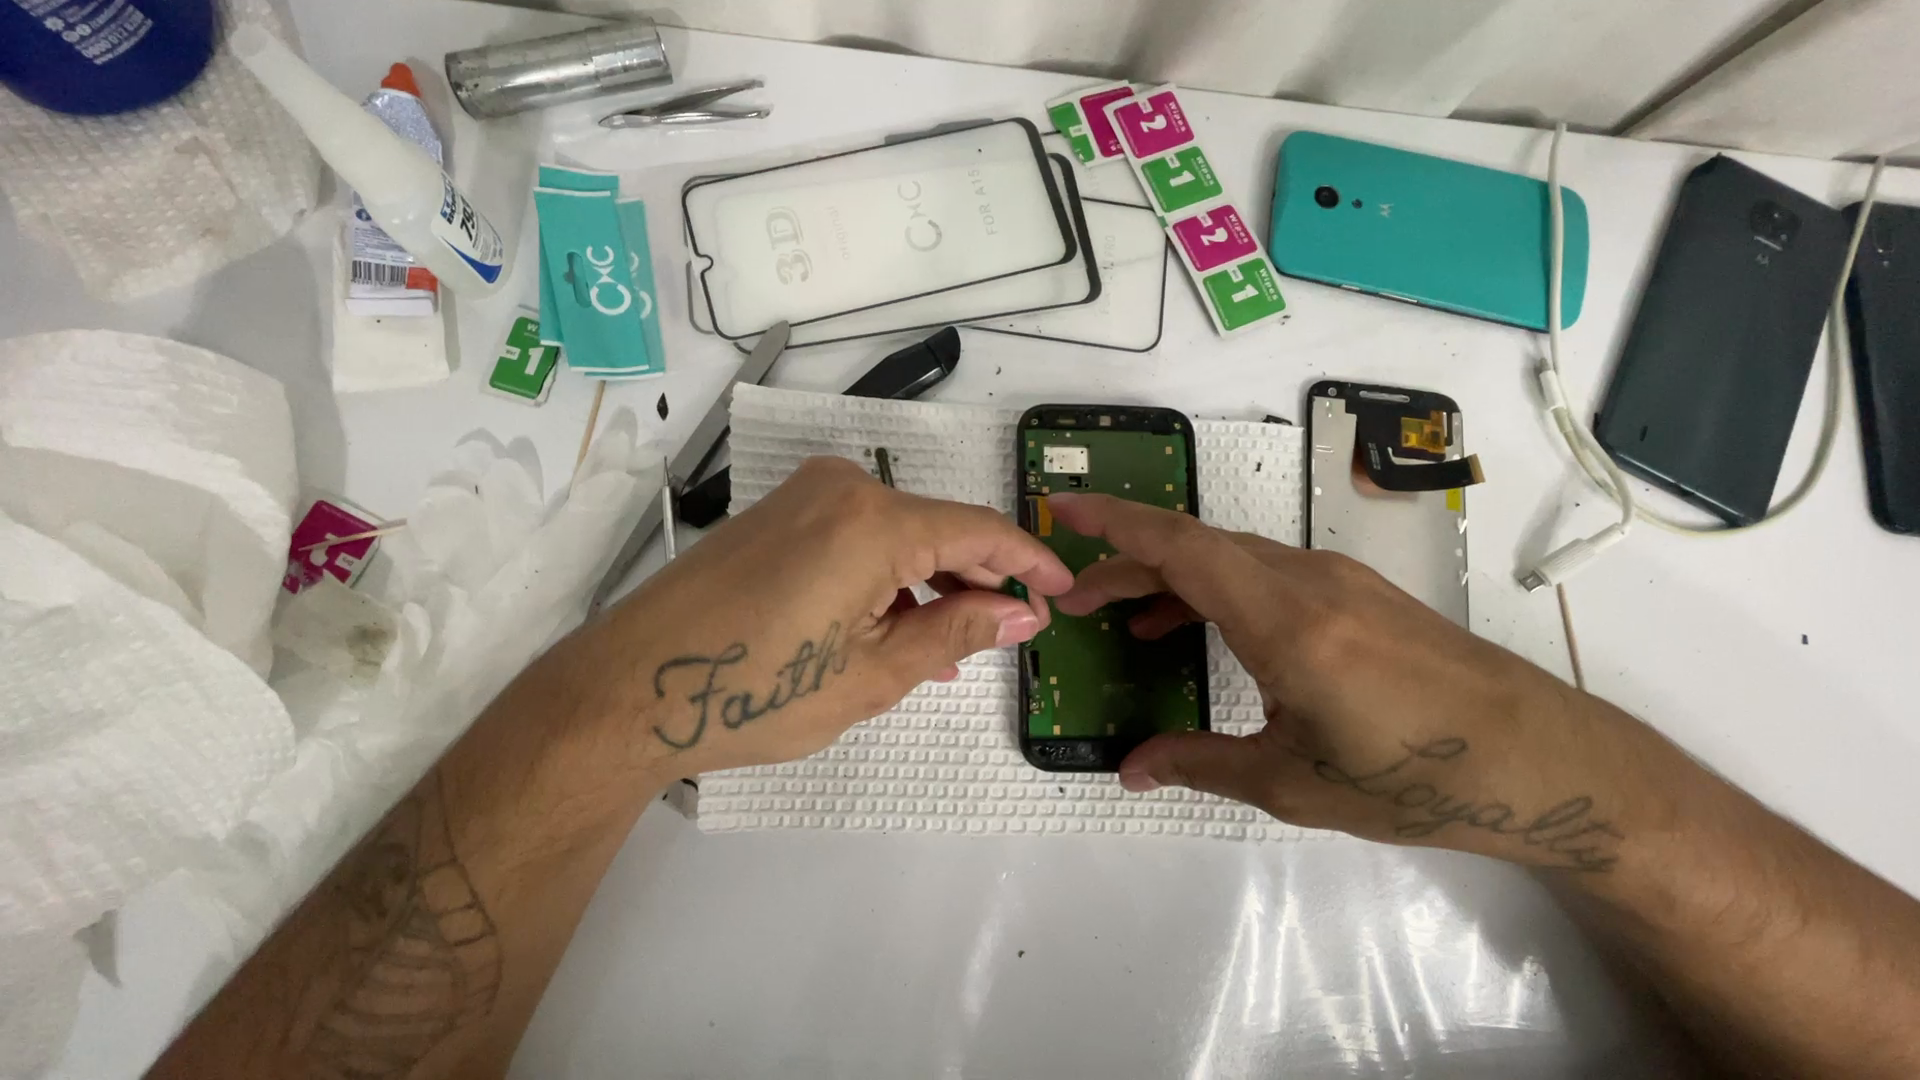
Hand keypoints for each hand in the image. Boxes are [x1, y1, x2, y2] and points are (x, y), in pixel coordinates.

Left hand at [596, 457, 1072, 776]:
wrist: (630, 688)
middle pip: (938, 526)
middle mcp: (842, 489)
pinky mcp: (777, 512)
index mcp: (874, 522)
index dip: (1029, 560)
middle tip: (1007, 629)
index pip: (979, 529)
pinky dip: (887, 573)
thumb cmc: (755, 692)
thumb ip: (956, 632)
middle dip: (978, 576)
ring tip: (948, 642)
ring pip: (898, 531)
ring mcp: (803, 495)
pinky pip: (857, 533)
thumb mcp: (872, 676)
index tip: (1062, 590)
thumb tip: (1023, 612)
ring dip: (930, 580)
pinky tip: (894, 621)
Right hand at [1047, 492, 1661, 872]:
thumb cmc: (1418, 780)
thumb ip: (1199, 764)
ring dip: (1173, 578)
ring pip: (1232, 556)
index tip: (1060, 507)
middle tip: (1079, 599)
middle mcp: (1309, 581)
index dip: (1113, 521)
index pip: (1180, 545)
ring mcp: (1340, 580)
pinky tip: (1210, 632)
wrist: (1552, 766)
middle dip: (1128, 563)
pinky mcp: (1360, 593)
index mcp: (1286, 621)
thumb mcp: (1294, 783)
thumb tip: (1128, 769)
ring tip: (1132, 622)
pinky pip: (1267, 573)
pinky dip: (1219, 590)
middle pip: (1196, 546)